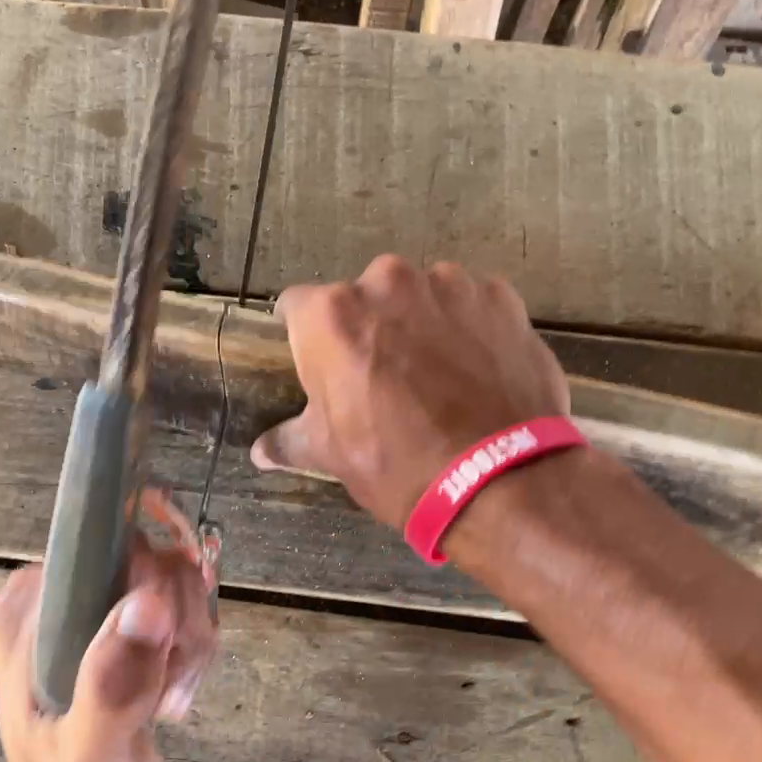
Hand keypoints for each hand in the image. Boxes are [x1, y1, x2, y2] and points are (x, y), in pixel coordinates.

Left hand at [0, 535, 218, 761]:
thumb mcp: (89, 759)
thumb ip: (112, 687)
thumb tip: (148, 603)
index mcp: (29, 609)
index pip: (108, 545)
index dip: (156, 575)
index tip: (177, 635)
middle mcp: (55, 594)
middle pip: (151, 559)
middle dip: (180, 622)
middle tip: (171, 685)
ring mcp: (88, 606)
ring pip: (174, 582)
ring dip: (191, 640)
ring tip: (169, 700)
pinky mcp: (116, 623)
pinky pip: (179, 605)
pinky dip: (191, 647)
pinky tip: (171, 694)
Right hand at [252, 255, 571, 525]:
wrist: (499, 480)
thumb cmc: (397, 464)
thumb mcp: (331, 455)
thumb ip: (292, 439)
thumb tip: (260, 452)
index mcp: (332, 315)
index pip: (298, 306)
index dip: (305, 335)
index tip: (319, 363)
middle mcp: (387, 282)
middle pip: (365, 296)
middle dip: (369, 327)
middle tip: (382, 377)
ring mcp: (449, 284)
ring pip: (421, 296)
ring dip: (421, 323)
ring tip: (437, 376)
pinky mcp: (501, 298)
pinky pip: (471, 305)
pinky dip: (468, 328)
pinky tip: (476, 371)